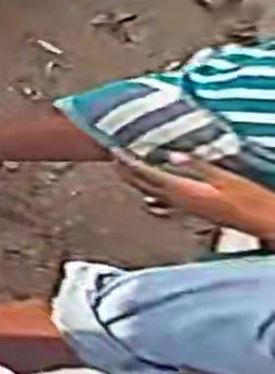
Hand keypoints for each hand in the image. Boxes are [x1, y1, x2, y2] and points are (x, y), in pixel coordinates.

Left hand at [114, 151, 274, 242]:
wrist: (273, 224)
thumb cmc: (256, 201)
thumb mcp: (229, 179)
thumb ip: (198, 166)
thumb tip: (171, 154)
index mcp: (181, 189)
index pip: (143, 172)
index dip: (126, 160)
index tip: (114, 149)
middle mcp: (175, 199)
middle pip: (136, 183)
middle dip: (121, 169)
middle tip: (114, 155)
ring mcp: (180, 207)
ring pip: (144, 191)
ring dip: (131, 178)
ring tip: (125, 165)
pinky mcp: (188, 211)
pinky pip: (157, 198)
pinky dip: (146, 187)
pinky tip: (150, 181)